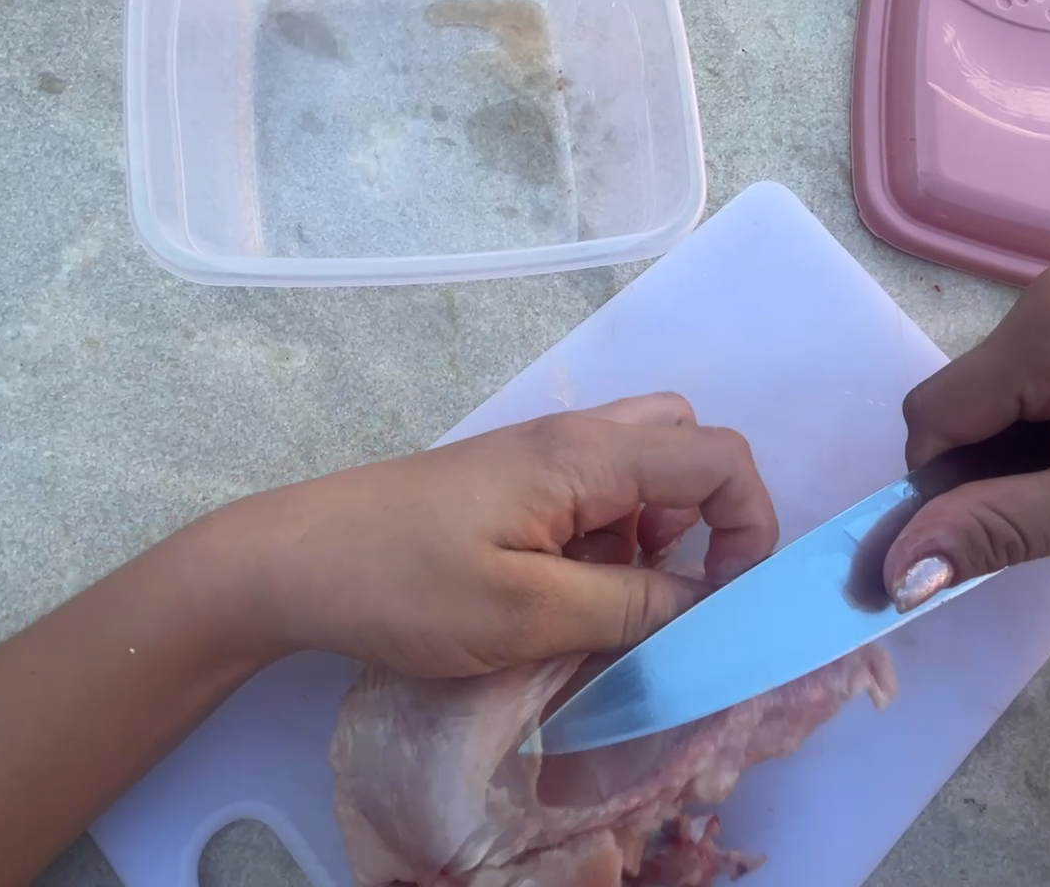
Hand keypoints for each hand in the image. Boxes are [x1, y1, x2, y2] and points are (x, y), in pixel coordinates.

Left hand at [193, 393, 777, 677]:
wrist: (299, 560)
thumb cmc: (406, 583)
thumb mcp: (528, 612)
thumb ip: (632, 605)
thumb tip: (711, 605)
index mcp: (587, 454)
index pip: (718, 457)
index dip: (750, 525)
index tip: (726, 599)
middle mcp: (573, 438)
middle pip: (682, 444)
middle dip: (701, 514)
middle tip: (663, 578)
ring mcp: (540, 457)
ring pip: (639, 469)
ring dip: (652, 529)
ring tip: (603, 593)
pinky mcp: (514, 482)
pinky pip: (594, 493)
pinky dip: (608, 536)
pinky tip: (561, 586)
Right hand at [885, 262, 1049, 606]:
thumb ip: (994, 530)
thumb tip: (897, 572)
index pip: (937, 409)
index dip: (949, 477)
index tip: (1005, 520)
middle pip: (966, 393)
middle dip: (992, 457)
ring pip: (992, 383)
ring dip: (1016, 439)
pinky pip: (1027, 367)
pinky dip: (1041, 415)